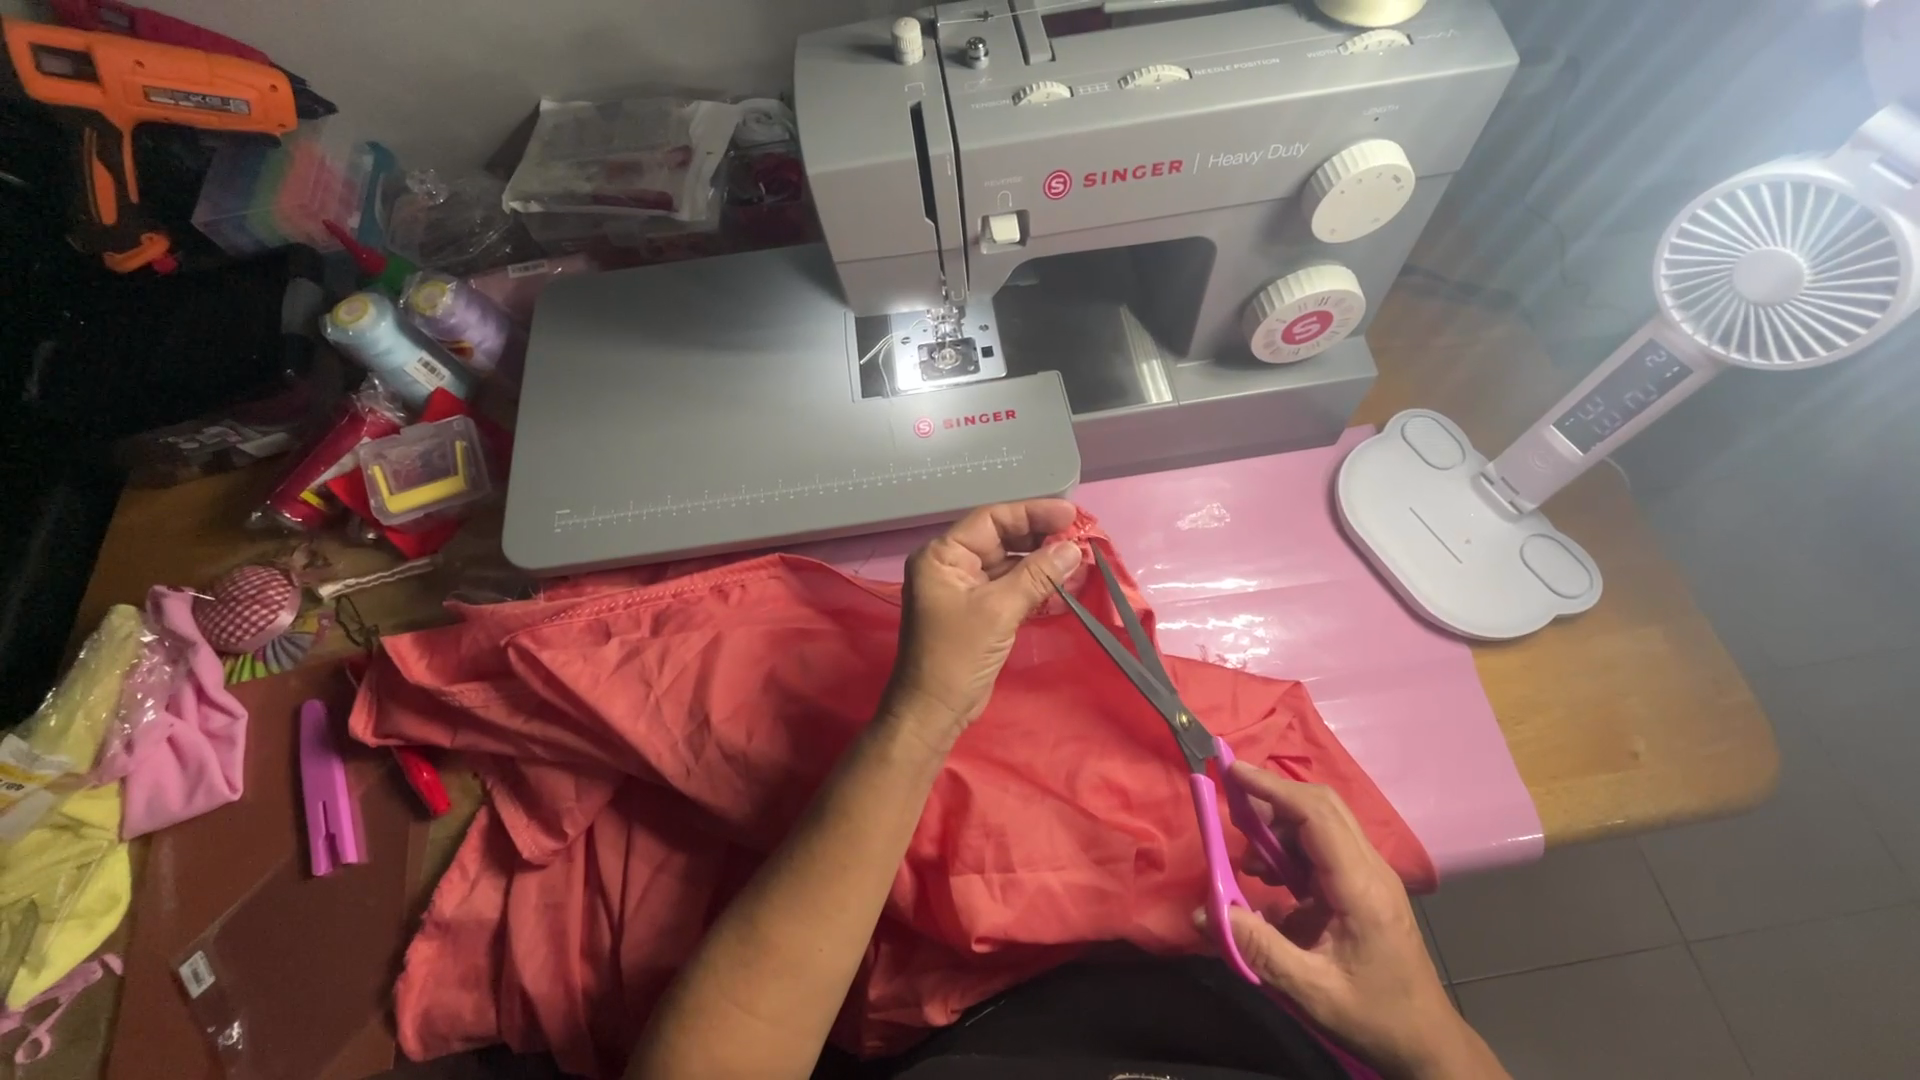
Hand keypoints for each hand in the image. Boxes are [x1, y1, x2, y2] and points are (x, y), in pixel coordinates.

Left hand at [884, 500, 1082, 738]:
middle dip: (1041, 538)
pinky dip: (1035, 585)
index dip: (1032, 513)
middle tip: (1082, 537)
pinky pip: (1010, 587)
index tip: (1070, 515)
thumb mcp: (999, 611)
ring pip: (1009, 563)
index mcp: (942, 556)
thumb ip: (1036, 575)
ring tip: (1081, 559)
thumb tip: (1073, 548)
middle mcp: (950, 565)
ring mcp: (964, 589)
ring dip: (1042, 562)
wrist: (935, 710)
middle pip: (1002, 538)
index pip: (991, 520)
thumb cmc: (957, 655)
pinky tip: (1065, 584)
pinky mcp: (978, 611)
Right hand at [1209, 764, 1507, 1079]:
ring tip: (1248, 862)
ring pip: (1322, 822)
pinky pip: (1323, 847)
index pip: (1316, 815)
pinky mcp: (1365, 886)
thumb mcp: (1312, 992)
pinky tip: (1270, 879)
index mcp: (1362, 888)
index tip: (1231, 772)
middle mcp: (1371, 870)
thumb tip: (1205, 912)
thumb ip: (1258, 948)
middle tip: (1232, 811)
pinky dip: (1290, 848)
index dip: (1272, 788)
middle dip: (1272, 798)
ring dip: (1279, 828)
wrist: (1428, 1045)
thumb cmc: (1375, 1018)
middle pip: (1322, 806)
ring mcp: (1372, 876)